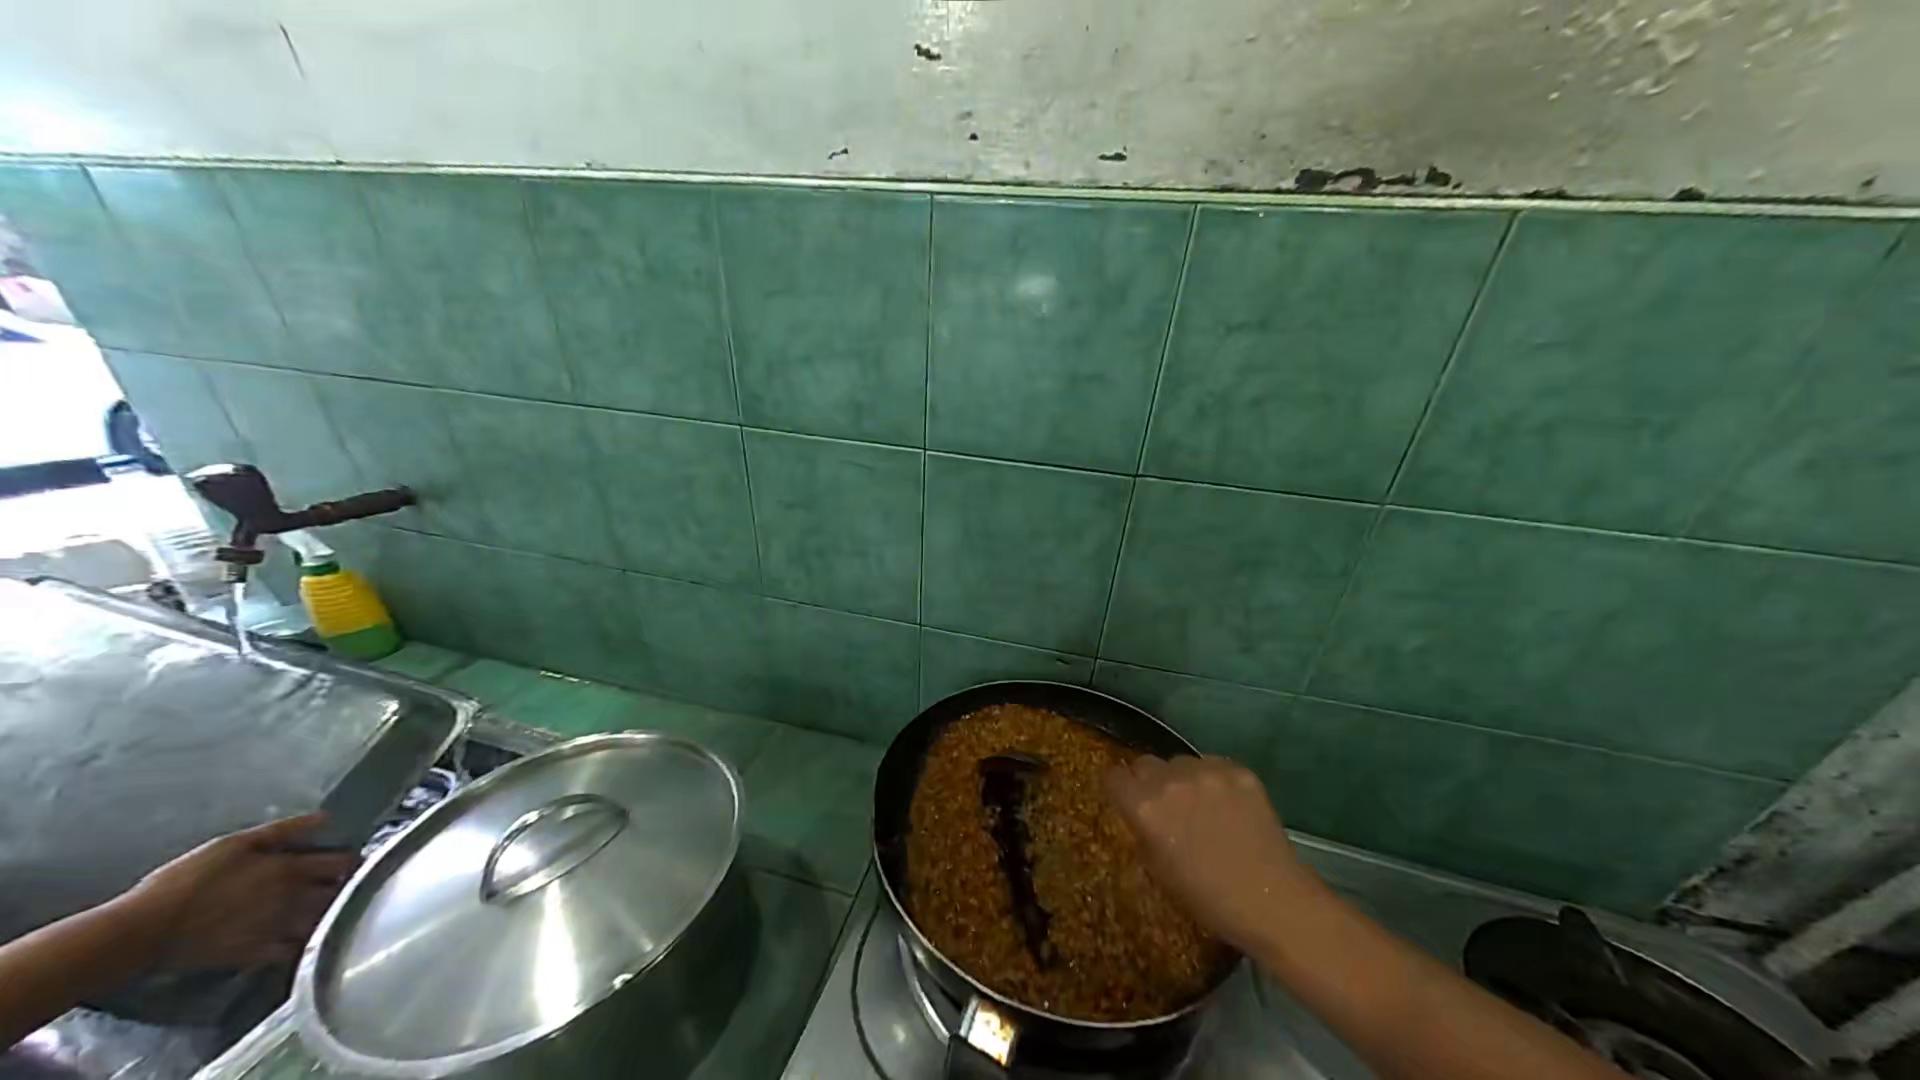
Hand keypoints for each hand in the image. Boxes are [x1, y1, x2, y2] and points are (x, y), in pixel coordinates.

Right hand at [122, 813, 357, 971]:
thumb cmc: (188, 879)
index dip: (353, 860)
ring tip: (334, 908)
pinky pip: (294, 952)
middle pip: (340, 892)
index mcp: (291, 869)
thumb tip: (326, 817)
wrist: (142, 929)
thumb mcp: (236, 843)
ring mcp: (276, 929)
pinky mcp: (254, 955)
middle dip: (349, 887)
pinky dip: (308, 946)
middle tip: (348, 884)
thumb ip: (285, 830)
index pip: (343, 862)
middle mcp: (294, 898)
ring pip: (324, 921)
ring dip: (334, 914)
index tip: (355, 859)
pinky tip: (310, 940)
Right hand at [1105, 755, 1317, 954]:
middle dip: (1149, 781)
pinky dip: (1214, 780)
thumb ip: (1141, 828)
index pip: (1113, 776)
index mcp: (1144, 807)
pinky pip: (1213, 765)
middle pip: (1145, 763)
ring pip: (1180, 762)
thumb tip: (1140, 810)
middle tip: (1166, 806)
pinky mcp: (1238, 770)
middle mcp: (1171, 780)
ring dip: (1182, 779)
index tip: (1126, 799)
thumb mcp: (1156, 867)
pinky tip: (1228, 806)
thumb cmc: (1206, 897)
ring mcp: (1207, 772)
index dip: (1119, 789)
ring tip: (1202, 807)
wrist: (1272, 901)